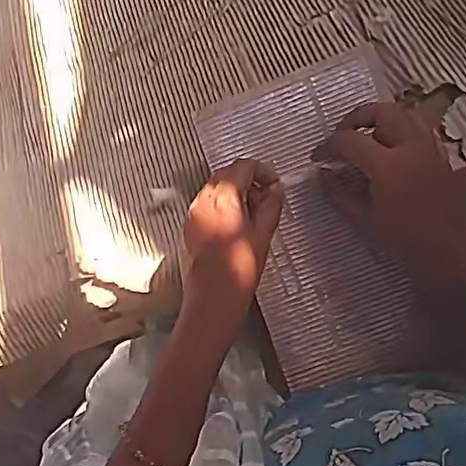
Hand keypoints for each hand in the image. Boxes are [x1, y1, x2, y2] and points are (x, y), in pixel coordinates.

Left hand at [180, 159, 283, 338]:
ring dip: (236, 193)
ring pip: (216, 189)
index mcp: (222, 197)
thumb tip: (275, 192)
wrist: (213, 299)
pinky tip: (238, 225)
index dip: (262, 171)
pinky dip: (223, 207)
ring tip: (255, 214)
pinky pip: (207, 206)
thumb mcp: (263, 234)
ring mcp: (194, 214)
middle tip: (267, 196)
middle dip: (248, 181)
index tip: (274, 182)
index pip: (243, 167)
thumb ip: (271, 205)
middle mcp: (203, 201)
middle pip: (227, 174)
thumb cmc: (237, 272)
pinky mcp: (190, 228)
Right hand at [316, 99, 465, 257]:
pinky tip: (393, 147)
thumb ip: (338, 192)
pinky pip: (422, 127)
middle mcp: (411, 147)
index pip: (350, 140)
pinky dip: (403, 128)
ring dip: (382, 119)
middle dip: (356, 119)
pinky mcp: (442, 154)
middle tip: (342, 136)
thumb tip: (323, 173)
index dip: (329, 146)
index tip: (318, 157)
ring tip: (368, 135)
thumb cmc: (401, 238)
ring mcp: (430, 148)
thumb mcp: (362, 218)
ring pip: (406, 113)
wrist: (443, 248)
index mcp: (388, 165)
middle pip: (382, 111)